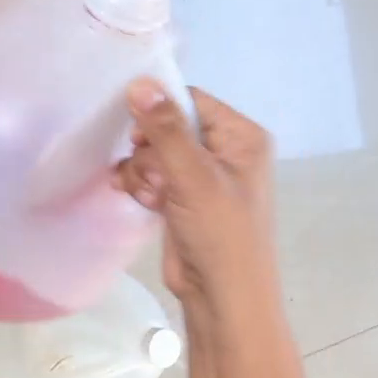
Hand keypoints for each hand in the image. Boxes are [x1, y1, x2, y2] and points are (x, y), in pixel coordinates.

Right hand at [115, 78, 278, 314]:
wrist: (222, 294)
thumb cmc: (220, 232)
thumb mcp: (194, 176)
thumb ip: (165, 130)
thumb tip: (139, 83)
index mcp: (240, 136)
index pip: (191, 101)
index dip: (159, 113)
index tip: (136, 134)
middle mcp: (223, 152)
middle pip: (166, 128)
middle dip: (149, 152)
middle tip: (154, 177)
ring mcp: (201, 177)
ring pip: (153, 155)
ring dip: (142, 173)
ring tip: (151, 196)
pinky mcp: (181, 200)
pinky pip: (151, 177)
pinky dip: (141, 187)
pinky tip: (141, 201)